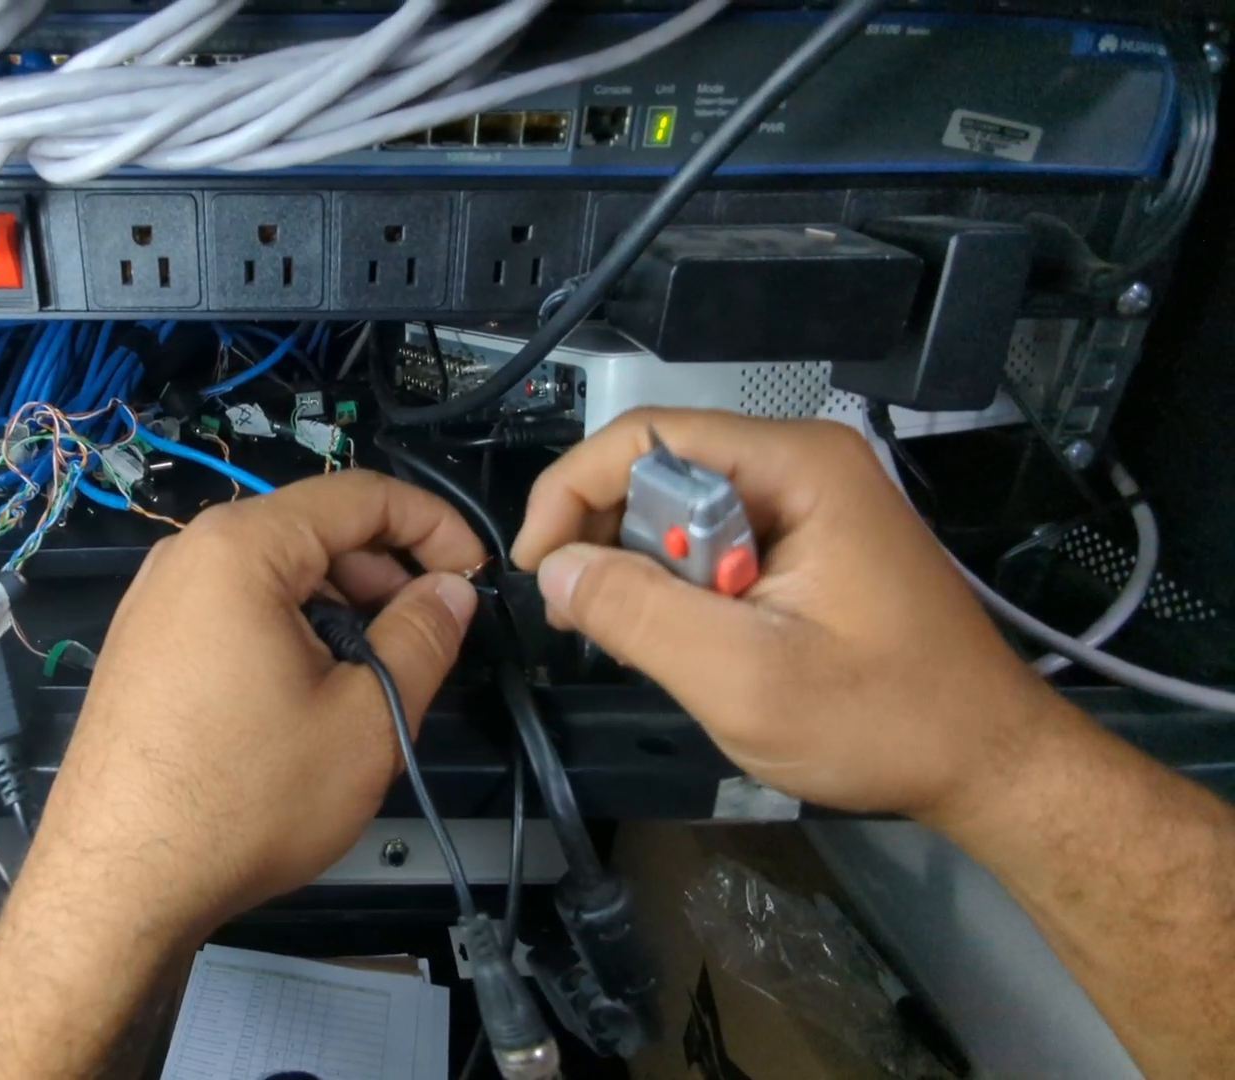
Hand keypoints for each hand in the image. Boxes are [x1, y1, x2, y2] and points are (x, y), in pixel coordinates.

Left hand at [32, 470, 485, 932]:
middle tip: (422, 639)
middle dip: (383, 575)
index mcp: (241, 547)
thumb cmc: (245, 797)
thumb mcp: (365, 720)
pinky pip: (234, 606)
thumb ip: (422, 637)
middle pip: (313, 531)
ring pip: (275, 573)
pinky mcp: (145, 640)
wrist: (115, 884)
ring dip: (338, 608)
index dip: (433, 525)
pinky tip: (304, 691)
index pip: (360, 495)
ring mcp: (157, 597)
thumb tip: (452, 589)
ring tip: (364, 678)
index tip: (474, 574)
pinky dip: (288, 628)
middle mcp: (189, 553)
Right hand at [511, 408, 1075, 820]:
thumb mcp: (744, 677)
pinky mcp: (786, 540)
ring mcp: (790, 502)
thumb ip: (637, 614)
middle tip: (574, 613)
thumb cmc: (885, 723)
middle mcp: (790, 465)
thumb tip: (552, 569)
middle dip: (595, 538)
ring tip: (614, 633)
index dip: (570, 492)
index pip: (642, 439)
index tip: (539, 566)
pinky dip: (656, 584)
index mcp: (793, 467)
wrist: (988, 768)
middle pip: (647, 470)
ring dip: (623, 568)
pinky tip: (660, 633)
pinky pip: (688, 540)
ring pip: (660, 508)